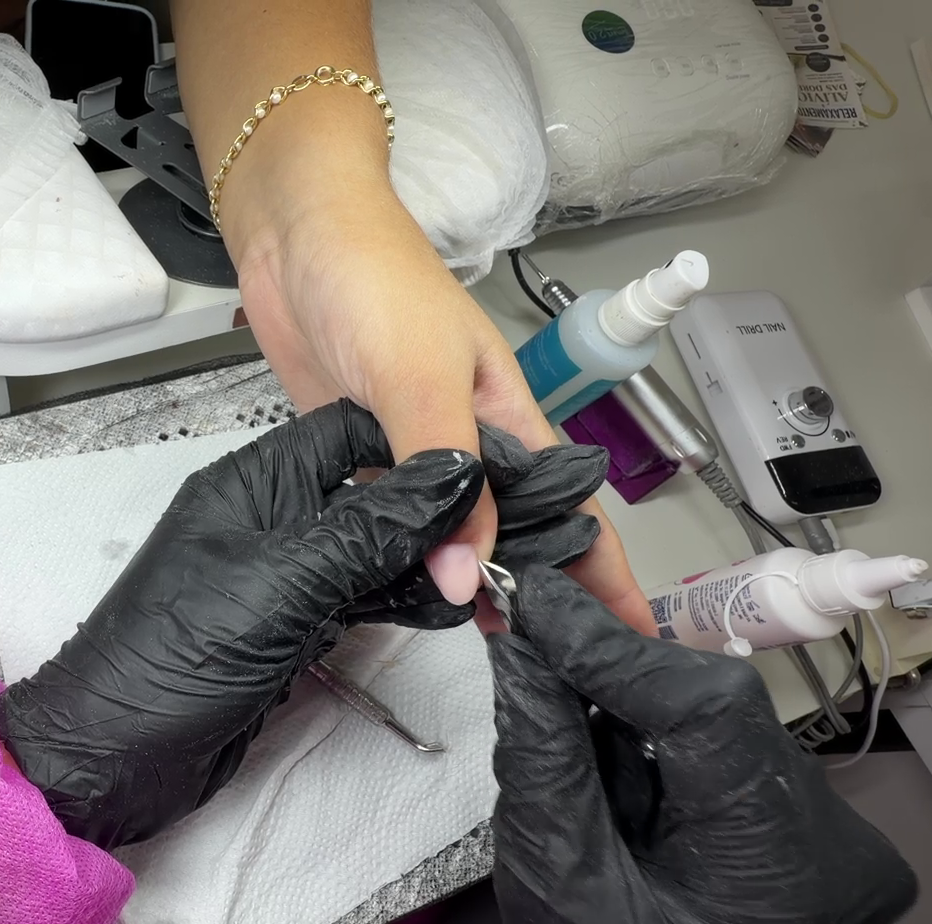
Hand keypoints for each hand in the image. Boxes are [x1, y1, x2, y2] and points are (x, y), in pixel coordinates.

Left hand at [0, 401, 483, 849]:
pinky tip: (442, 609)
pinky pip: (354, 595)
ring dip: (422, 560)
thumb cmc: (184, 649)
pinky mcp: (290, 621)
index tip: (494, 470)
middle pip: (365, 490)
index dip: (418, 442)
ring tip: (489, 579)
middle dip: (432, 509)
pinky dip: (395, 599)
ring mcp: (283, 571)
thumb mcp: (282, 578)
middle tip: (508, 534)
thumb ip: (368, 528)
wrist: (121, 749)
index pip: (350, 431)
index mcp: (256, 479)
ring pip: (367, 547)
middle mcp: (272, 515)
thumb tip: (456, 477)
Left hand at [229, 196, 652, 633]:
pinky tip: (389, 589)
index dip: (608, 575)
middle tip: (539, 665)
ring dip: (458, 581)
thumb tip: (469, 574)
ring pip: (446, 532)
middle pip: (511, 532)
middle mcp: (464, 447)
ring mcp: (408, 454)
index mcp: (508, 422)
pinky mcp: (357, 455)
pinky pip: (385, 517)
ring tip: (468, 642)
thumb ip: (450, 477)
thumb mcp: (427, 382)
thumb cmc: (379, 290)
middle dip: (533, 592)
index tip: (633, 641)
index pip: (575, 509)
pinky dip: (394, 553)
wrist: (298, 248)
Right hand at [488, 567, 916, 923]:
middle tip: (527, 654)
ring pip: (711, 722)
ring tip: (566, 740)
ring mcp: (831, 838)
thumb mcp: (550, 869)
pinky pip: (714, 749)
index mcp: (781, 871)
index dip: (611, 645)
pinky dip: (647, 738)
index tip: (534, 599)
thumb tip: (521, 646)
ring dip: (624, 709)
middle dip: (609, 677)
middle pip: (712, 710)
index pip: (706, 711)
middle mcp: (836, 842)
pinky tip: (608, 768)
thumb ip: (540, 750)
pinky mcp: (804, 832)